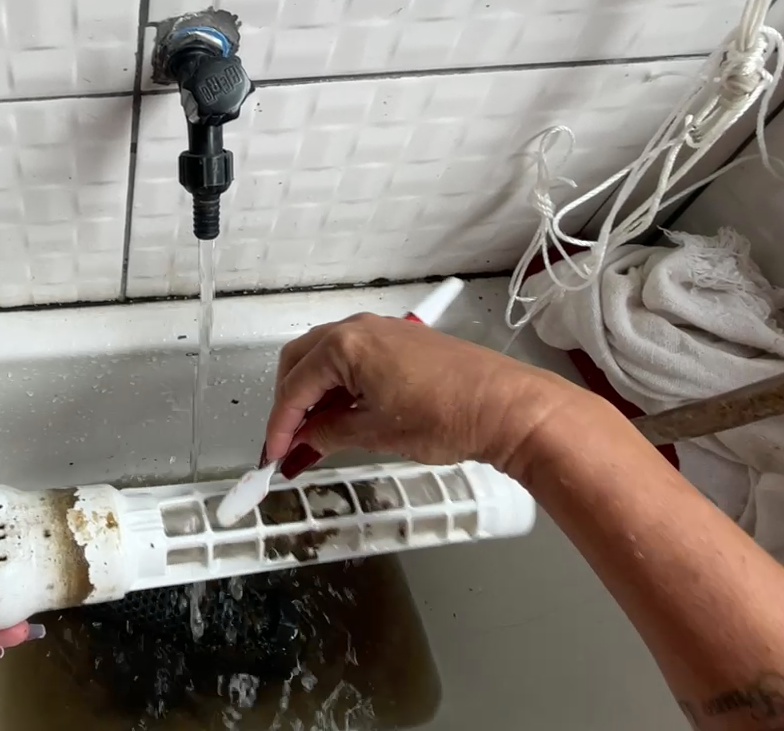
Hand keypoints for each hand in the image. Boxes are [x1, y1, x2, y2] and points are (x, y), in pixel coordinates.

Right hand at [263, 313, 591, 476]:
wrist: (511, 406)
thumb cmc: (444, 418)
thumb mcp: (379, 433)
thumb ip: (330, 433)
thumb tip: (304, 439)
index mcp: (344, 346)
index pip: (295, 387)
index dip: (280, 424)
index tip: (272, 455)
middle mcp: (355, 328)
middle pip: (300, 360)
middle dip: (289, 399)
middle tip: (290, 437)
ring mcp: (379, 329)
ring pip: (324, 354)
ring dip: (313, 389)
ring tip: (316, 427)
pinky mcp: (399, 338)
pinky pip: (351, 354)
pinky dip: (337, 381)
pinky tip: (345, 410)